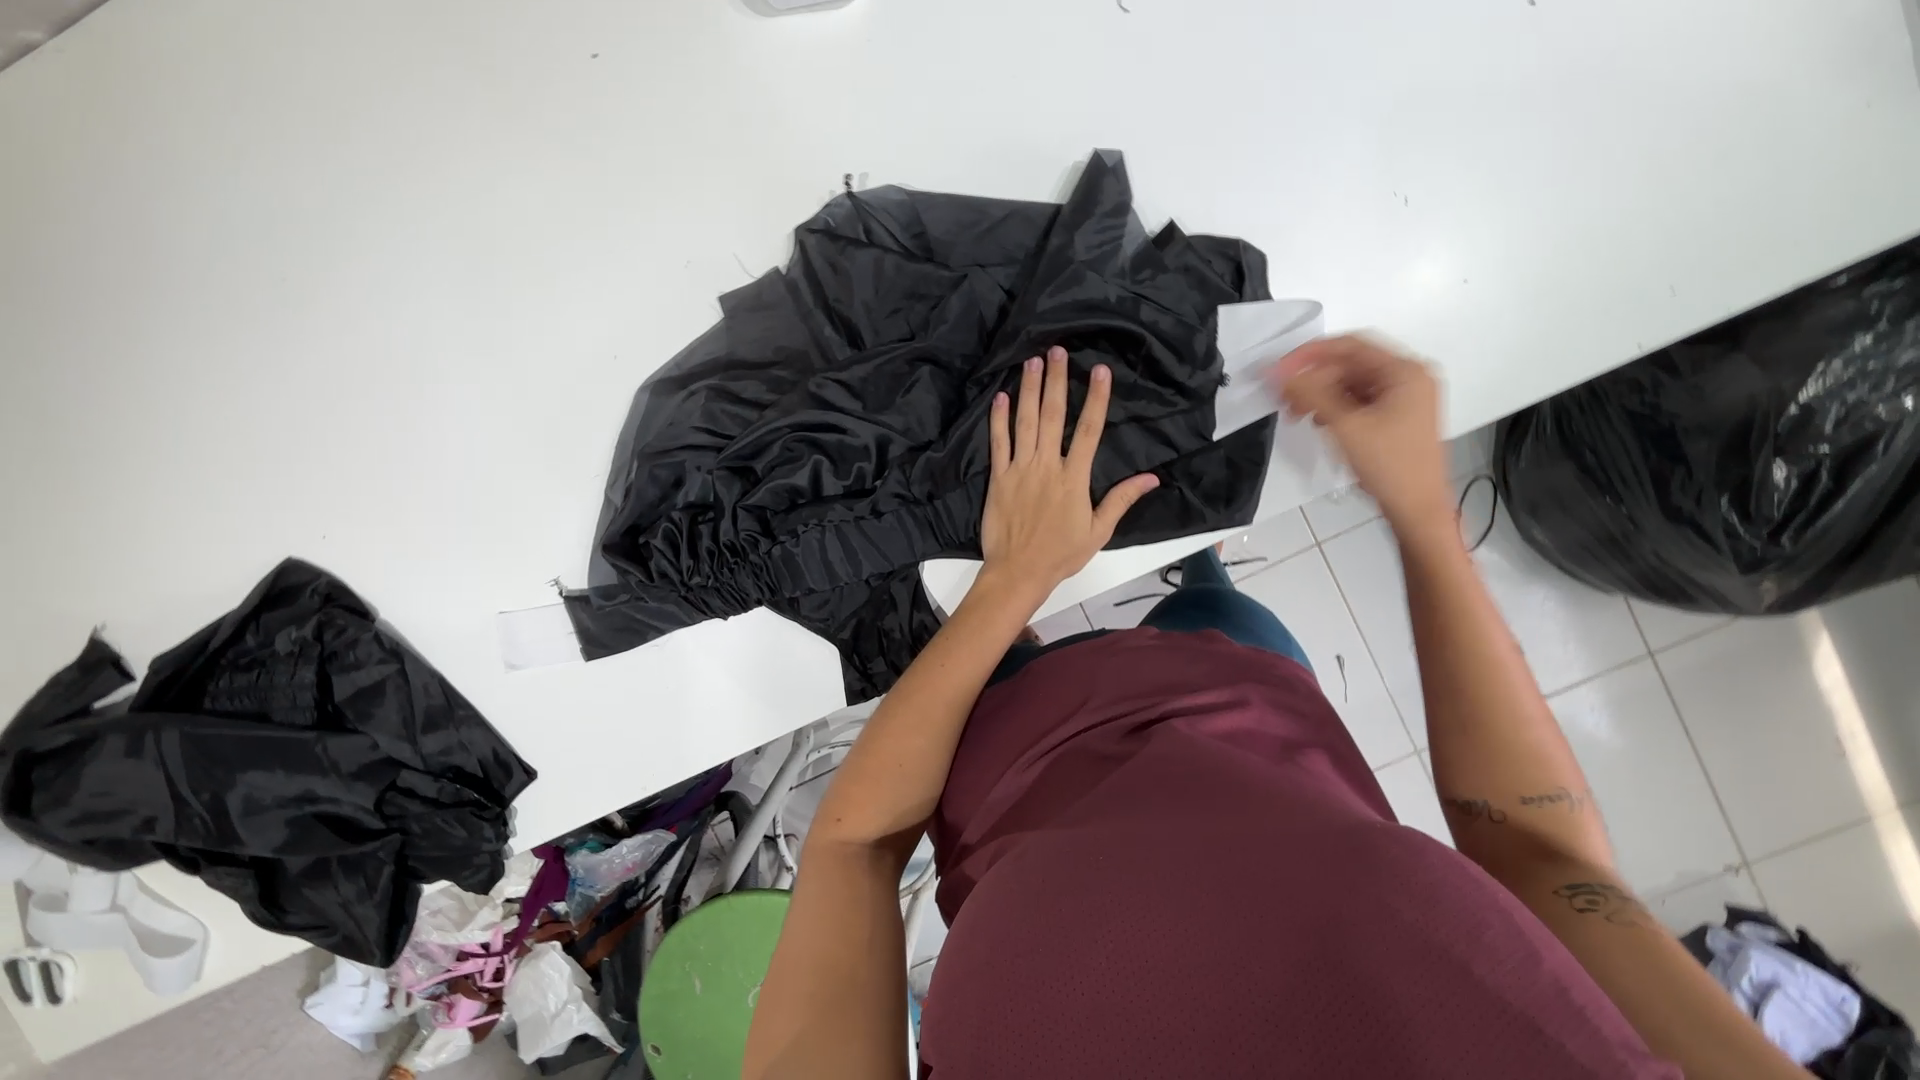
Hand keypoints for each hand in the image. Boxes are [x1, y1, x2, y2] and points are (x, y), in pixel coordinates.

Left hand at [980, 347, 1159, 602]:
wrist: (1018, 572)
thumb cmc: (1061, 555)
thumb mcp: (1098, 531)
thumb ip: (1121, 500)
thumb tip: (1151, 478)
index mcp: (1074, 479)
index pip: (1088, 430)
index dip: (1095, 398)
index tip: (1099, 370)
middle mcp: (1047, 467)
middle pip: (1053, 416)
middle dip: (1056, 380)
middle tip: (1056, 350)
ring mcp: (1020, 470)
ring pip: (1025, 422)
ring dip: (1028, 390)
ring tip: (1031, 361)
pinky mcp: (998, 478)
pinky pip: (998, 443)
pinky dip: (999, 419)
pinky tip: (1001, 396)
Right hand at [1271, 335, 1452, 533]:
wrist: (1417, 510)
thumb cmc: (1391, 468)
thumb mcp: (1346, 426)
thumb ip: (1310, 394)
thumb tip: (1278, 373)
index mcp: (1406, 371)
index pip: (1349, 346)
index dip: (1309, 355)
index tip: (1278, 371)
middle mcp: (1409, 378)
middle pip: (1350, 365)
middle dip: (1313, 379)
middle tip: (1284, 398)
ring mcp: (1404, 399)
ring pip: (1351, 384)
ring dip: (1320, 394)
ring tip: (1297, 413)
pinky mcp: (1396, 418)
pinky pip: (1358, 401)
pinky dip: (1334, 407)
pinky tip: (1318, 421)